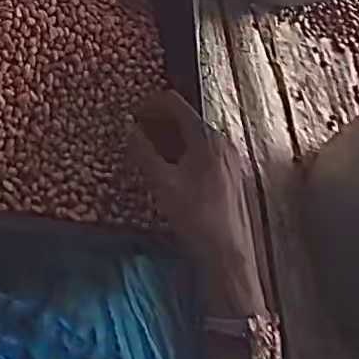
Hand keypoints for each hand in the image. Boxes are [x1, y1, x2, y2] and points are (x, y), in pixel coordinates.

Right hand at [127, 90, 258, 277]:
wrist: (228, 255)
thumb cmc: (195, 216)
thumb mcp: (161, 182)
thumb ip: (142, 150)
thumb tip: (128, 127)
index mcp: (206, 136)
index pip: (174, 103)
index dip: (149, 104)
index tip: (131, 114)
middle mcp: (221, 140)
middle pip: (184, 116)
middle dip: (157, 120)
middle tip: (135, 133)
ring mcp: (228, 156)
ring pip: (193, 133)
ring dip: (168, 136)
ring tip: (148, 151)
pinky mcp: (230, 172)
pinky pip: (201, 148)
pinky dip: (182, 149)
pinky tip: (170, 168)